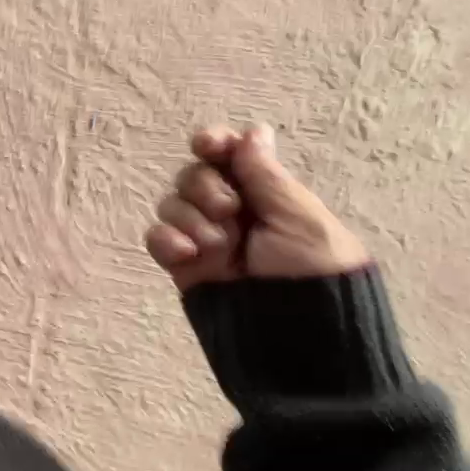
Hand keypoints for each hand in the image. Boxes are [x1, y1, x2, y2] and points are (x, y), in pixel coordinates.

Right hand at [144, 124, 369, 291]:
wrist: (294, 339)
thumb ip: (268, 178)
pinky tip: (188, 255)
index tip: (207, 145)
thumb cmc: (312, 275)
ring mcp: (204, 238)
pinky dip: (167, 240)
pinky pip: (157, 238)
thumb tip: (253, 132)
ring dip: (189, 217)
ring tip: (215, 245)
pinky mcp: (183, 264)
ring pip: (172, 204)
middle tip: (227, 210)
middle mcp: (231, 212)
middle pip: (194, 175)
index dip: (214, 143)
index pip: (230, 156)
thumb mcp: (302, 221)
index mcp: (266, 195)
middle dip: (204, 186)